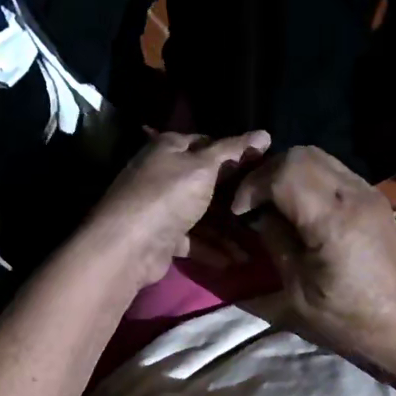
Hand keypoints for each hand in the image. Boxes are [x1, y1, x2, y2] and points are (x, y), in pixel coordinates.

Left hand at [85, 130, 271, 288]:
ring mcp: (162, 207)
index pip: (208, 144)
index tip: (264, 168)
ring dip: (228, 231)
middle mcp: (164, 174)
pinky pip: (194, 240)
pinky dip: (213, 249)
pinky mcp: (163, 237)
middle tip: (265, 207)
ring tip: (256, 245)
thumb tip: (265, 134)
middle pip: (207, 182)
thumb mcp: (204, 167)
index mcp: (170, 148)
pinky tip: (235, 261)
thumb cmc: (168, 195)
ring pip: (202, 215)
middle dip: (235, 197)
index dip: (236, 154)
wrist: (129, 245)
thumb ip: (234, 151)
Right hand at [231, 146, 395, 367]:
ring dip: (287, 172)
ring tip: (272, 202)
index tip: (241, 212)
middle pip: (299, 155)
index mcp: (333, 222)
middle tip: (252, 203)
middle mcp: (353, 195)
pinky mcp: (373, 195)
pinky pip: (332, 169)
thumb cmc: (350, 318)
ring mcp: (367, 191)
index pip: (284, 173)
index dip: (253, 186)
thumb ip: (276, 244)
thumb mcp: (299, 292)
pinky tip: (298, 205)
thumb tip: (258, 217)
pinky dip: (307, 177)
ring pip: (316, 155)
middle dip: (267, 173)